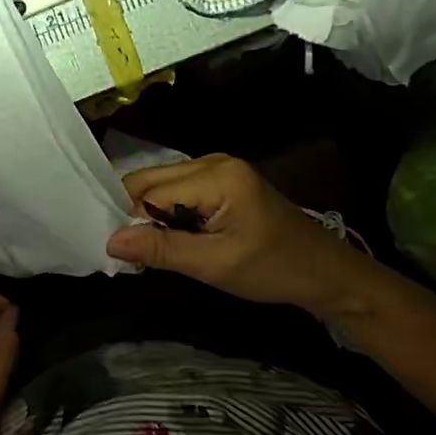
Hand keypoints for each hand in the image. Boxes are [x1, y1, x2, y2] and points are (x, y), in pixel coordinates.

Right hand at [105, 154, 354, 308]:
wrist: (325, 273)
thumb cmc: (274, 269)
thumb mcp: (215, 264)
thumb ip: (161, 249)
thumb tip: (110, 241)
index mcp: (216, 174)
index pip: (149, 190)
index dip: (129, 219)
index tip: (121, 254)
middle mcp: (212, 161)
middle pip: (151, 181)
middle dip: (135, 215)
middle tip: (132, 255)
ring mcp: (217, 168)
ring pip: (160, 185)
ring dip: (150, 216)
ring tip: (150, 250)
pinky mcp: (219, 181)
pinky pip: (176, 191)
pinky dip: (166, 214)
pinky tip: (169, 238)